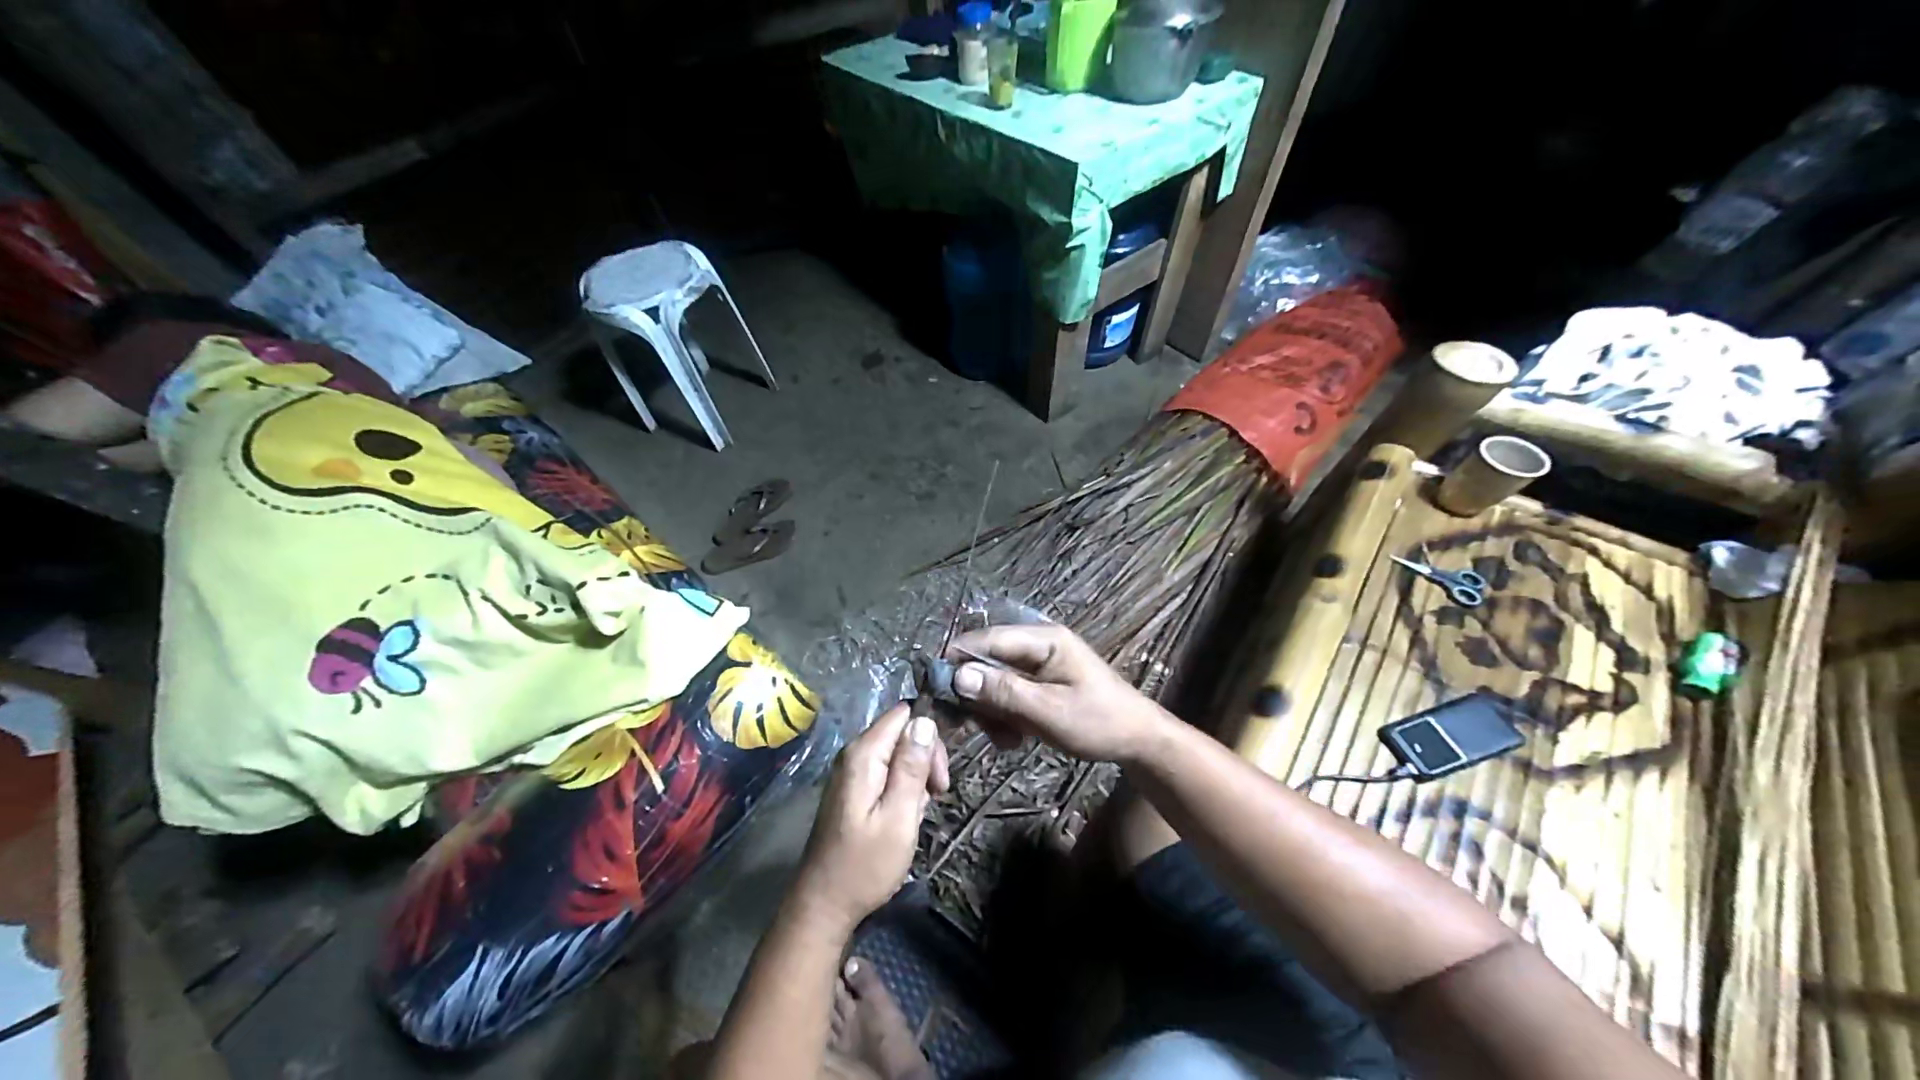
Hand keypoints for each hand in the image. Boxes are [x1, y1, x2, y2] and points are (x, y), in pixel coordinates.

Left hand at [790, 704, 949, 932]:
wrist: (825, 904)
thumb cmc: (865, 865)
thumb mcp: (899, 817)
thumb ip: (911, 767)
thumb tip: (925, 721)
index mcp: (863, 755)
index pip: (904, 715)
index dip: (929, 735)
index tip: (940, 772)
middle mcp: (854, 754)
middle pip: (902, 733)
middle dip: (926, 759)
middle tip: (936, 795)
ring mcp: (852, 772)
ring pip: (899, 755)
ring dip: (916, 779)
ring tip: (916, 814)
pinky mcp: (854, 789)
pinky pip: (888, 775)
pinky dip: (903, 792)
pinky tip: (904, 818)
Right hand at [946, 624, 1167, 764]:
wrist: (1137, 741)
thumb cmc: (1098, 722)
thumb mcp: (1049, 712)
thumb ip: (1004, 692)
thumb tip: (958, 676)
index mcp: (1043, 639)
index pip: (987, 638)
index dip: (957, 659)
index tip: (933, 688)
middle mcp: (1036, 644)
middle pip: (985, 660)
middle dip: (976, 694)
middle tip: (974, 727)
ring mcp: (1036, 664)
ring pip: (991, 681)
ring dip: (990, 711)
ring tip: (1006, 739)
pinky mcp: (1037, 683)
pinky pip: (1005, 694)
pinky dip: (1003, 716)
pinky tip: (1014, 738)